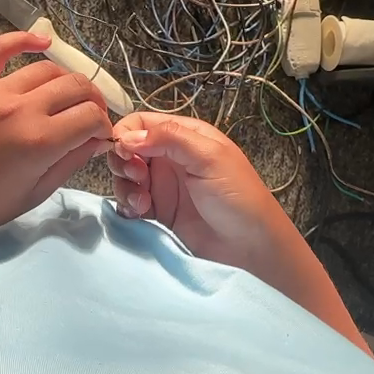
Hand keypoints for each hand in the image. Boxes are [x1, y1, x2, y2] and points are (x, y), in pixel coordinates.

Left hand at [0, 31, 112, 243]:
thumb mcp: (35, 193)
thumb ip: (70, 162)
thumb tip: (98, 139)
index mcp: (39, 142)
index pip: (90, 117)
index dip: (103, 126)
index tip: (99, 136)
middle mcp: (20, 109)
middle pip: (75, 87)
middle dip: (93, 101)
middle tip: (91, 116)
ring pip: (46, 69)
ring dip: (67, 81)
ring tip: (68, 97)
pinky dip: (22, 39)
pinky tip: (43, 41)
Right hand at [106, 113, 294, 272]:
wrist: (250, 250)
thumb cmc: (238, 198)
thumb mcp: (210, 157)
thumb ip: (169, 139)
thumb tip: (127, 137)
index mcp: (185, 136)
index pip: (142, 122)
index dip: (126, 133)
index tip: (124, 152)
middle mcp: (170, 158)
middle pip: (127, 149)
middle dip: (123, 162)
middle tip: (137, 178)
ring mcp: (162, 186)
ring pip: (125, 177)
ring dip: (125, 187)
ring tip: (142, 203)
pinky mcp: (158, 213)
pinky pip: (129, 204)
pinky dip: (127, 207)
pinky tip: (140, 215)